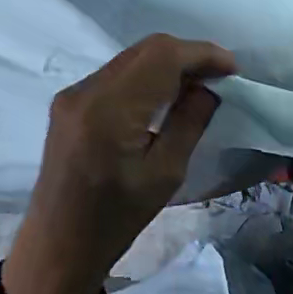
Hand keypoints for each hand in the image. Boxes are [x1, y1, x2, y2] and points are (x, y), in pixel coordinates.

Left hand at [3, 34, 236, 293]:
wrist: (59, 244)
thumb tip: (208, 88)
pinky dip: (149, 75)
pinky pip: (118, 73)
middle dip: (189, 55)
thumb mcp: (166, 173)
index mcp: (110, 110)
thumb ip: (189, 121)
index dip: (202, 54)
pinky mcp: (70, 103)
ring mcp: (73, 94)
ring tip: (200, 85)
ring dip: (169, 63)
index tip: (233, 70)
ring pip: (133, 57)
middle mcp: (86, 91)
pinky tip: (167, 95)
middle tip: (221, 77)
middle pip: (147, 49)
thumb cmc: (117, 218)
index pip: (162, 56)